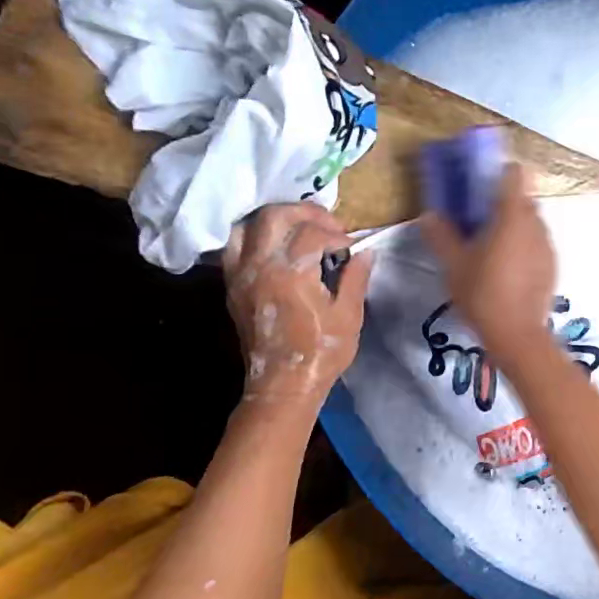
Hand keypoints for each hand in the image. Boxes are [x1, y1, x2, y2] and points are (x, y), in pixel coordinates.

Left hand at [222, 203, 372, 406]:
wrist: (283, 385)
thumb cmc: (321, 353)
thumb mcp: (348, 315)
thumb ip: (355, 277)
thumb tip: (364, 251)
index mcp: (292, 273)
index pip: (312, 232)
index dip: (336, 233)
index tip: (350, 246)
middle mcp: (260, 266)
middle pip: (275, 216)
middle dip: (305, 212)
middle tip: (327, 225)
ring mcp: (241, 275)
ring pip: (249, 225)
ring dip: (276, 219)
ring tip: (299, 228)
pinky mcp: (233, 286)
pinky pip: (235, 247)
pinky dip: (255, 237)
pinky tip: (276, 246)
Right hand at [421, 165, 556, 354]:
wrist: (517, 335)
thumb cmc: (483, 294)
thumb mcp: (453, 265)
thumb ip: (441, 236)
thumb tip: (429, 215)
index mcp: (512, 215)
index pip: (514, 173)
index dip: (497, 173)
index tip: (480, 186)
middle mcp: (535, 223)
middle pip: (521, 197)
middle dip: (501, 203)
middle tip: (478, 220)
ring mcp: (548, 244)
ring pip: (530, 221)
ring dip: (513, 225)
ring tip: (490, 247)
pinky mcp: (553, 264)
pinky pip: (536, 242)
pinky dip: (523, 245)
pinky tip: (506, 268)